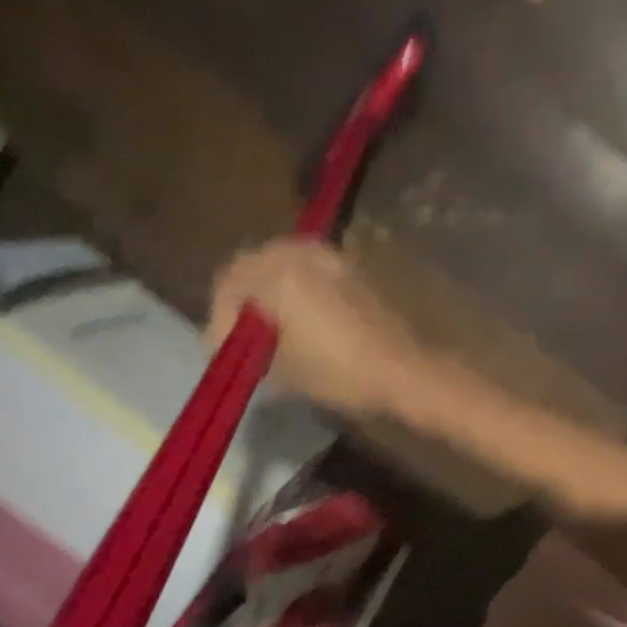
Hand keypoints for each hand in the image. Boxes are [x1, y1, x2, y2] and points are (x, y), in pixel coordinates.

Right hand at [206, 239, 425, 417]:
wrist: (406, 369)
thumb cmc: (340, 372)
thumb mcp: (282, 371)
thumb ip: (251, 351)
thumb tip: (241, 347)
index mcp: (278, 274)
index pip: (229, 281)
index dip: (220, 316)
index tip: (225, 349)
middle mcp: (304, 254)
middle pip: (256, 263)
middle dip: (244, 295)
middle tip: (245, 331)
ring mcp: (334, 258)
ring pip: (287, 261)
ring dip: (272, 286)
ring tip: (274, 324)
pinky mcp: (357, 270)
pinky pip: (314, 268)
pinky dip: (301, 285)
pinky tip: (305, 317)